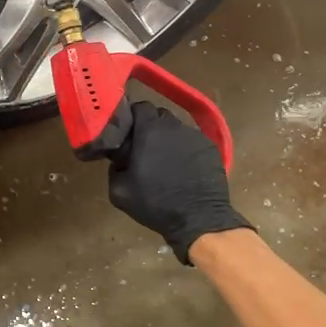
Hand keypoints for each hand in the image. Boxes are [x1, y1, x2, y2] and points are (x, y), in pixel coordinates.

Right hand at [105, 101, 251, 263]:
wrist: (198, 219)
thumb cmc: (155, 203)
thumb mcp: (119, 190)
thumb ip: (114, 166)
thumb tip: (119, 157)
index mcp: (150, 130)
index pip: (140, 107)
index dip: (133, 117)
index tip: (128, 132)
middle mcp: (174, 126)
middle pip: (159, 115)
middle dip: (150, 127)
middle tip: (144, 147)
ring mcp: (195, 136)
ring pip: (177, 128)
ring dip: (169, 139)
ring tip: (166, 161)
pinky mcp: (210, 148)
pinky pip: (192, 141)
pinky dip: (186, 149)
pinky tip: (184, 168)